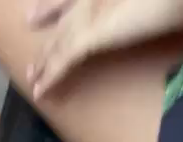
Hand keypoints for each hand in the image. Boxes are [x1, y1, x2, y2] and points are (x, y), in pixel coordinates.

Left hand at [28, 0, 182, 97]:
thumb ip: (144, 2)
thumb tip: (151, 10)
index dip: (54, 4)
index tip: (36, 12)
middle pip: (63, 17)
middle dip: (45, 29)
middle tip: (30, 41)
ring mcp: (90, 11)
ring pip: (58, 41)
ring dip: (43, 61)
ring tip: (31, 76)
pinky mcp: (91, 35)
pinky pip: (63, 60)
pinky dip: (50, 76)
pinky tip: (40, 91)